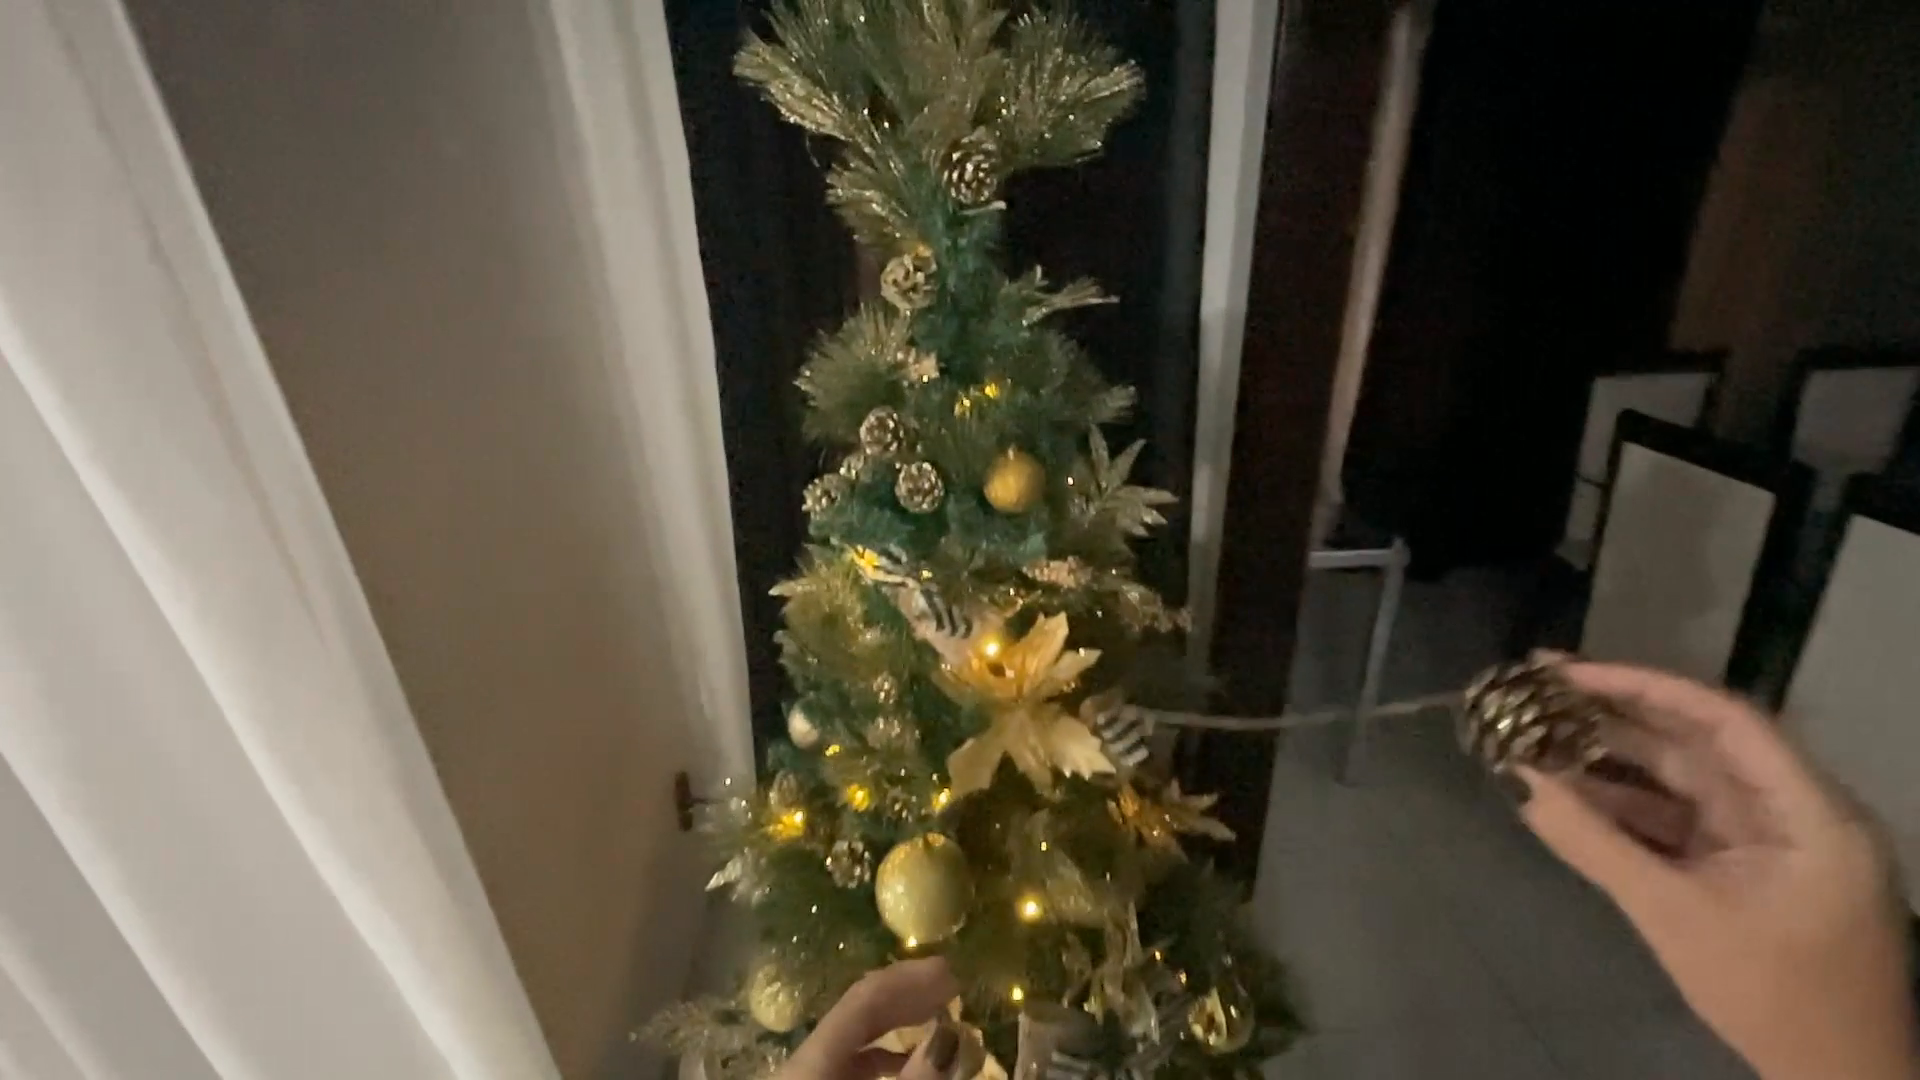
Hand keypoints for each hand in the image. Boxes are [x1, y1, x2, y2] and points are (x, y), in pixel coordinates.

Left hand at [777, 958, 962, 1079]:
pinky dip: (888, 1052)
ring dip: (901, 1021)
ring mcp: (812, 1072)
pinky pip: (854, 1061)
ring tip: (943, 1011)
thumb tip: (953, 1035)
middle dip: (909, 993)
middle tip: (954, 982)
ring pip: (858, 1035)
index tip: (952, 968)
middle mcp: (807, 1056)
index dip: (909, 977)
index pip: (864, 996)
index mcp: (812, 1056)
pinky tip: (917, 1056)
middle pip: (860, 1010)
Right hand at [1514, 662, 1917, 1079]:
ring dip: (1603, 755)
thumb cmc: (1775, 995)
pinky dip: (1614, 799)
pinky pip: (1666, 813)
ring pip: (1672, 775)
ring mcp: (1760, 838)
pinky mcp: (1734, 863)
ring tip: (1532, 732)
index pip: (1724, 720)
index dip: (1642, 686)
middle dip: (1610, 712)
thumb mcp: (1673, 914)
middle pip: (1692, 739)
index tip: (1566, 675)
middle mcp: (1788, 811)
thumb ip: (1591, 841)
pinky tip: (1559, 787)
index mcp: (1807, 814)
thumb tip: (1513, 778)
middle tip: (1535, 687)